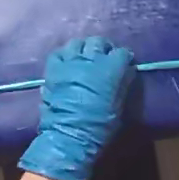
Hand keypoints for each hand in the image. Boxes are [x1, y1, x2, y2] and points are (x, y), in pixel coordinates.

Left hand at [18, 36, 135, 179]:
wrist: (69, 137)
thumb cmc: (99, 126)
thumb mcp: (119, 106)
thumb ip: (122, 85)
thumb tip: (126, 71)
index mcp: (111, 69)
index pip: (122, 53)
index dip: (124, 58)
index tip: (124, 65)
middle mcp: (91, 60)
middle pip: (99, 42)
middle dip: (103, 49)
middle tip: (103, 58)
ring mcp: (70, 62)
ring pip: (77, 43)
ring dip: (83, 49)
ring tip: (84, 58)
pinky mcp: (53, 69)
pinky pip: (58, 53)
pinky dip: (64, 55)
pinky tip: (68, 62)